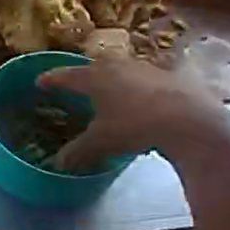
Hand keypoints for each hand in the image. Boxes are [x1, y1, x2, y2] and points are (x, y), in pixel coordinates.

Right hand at [39, 31, 229, 171]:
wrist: (190, 121)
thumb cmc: (134, 126)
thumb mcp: (99, 143)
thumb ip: (76, 152)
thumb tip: (57, 163)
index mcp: (96, 78)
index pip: (67, 76)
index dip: (51, 79)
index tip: (39, 81)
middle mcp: (119, 67)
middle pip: (96, 66)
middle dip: (83, 74)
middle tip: (75, 84)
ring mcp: (147, 69)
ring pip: (121, 70)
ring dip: (111, 80)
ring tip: (106, 93)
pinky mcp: (170, 78)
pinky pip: (143, 81)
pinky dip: (134, 90)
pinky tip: (138, 104)